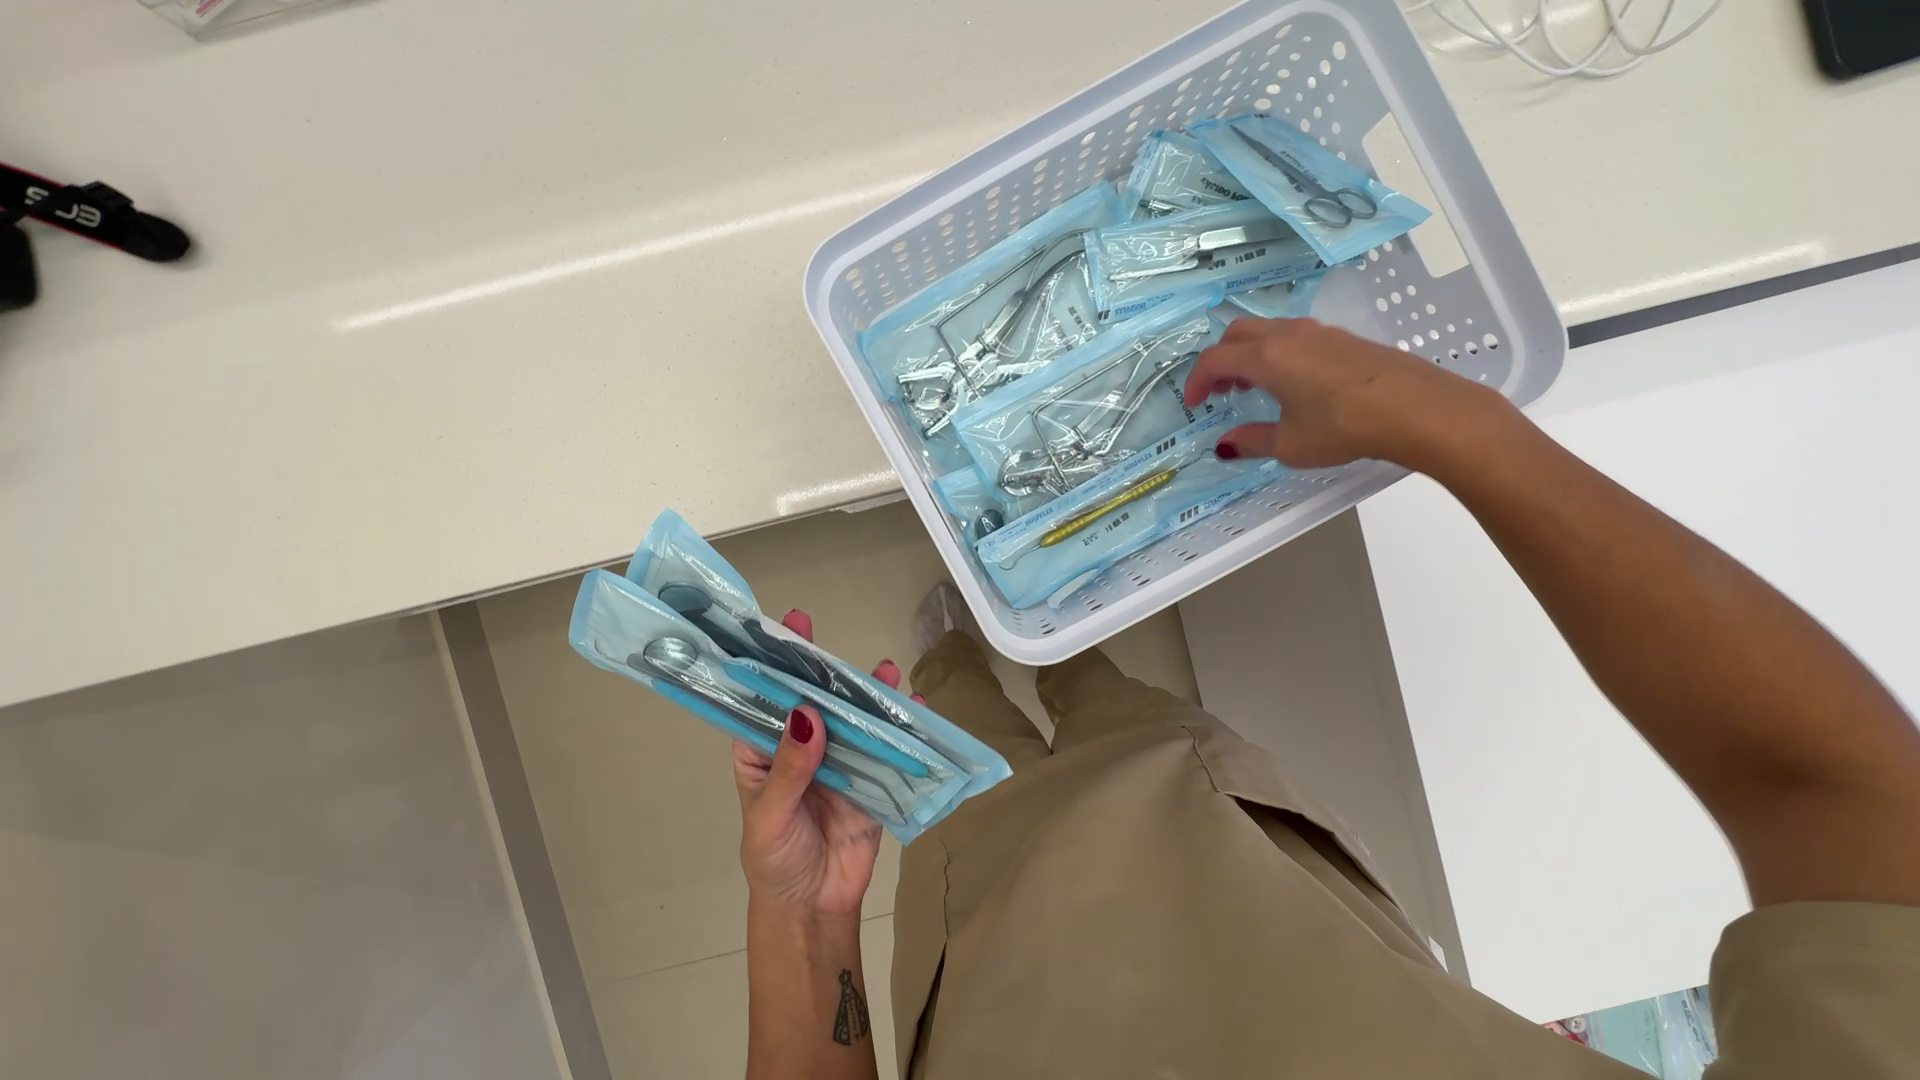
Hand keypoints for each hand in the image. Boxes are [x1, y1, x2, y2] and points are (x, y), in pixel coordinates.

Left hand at [732, 610, 914, 916]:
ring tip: (887, 671)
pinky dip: (901, 731)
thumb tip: (809, 713)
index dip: (777, 663)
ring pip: (854, 720)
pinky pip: (886, 751)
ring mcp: (839, 763)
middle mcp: (802, 749)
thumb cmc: (774, 860)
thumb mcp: (769, 815)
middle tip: (835, 643)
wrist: (814, 908)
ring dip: (868, 696)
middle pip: (815, 701)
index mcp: (764, 752)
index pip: (767, 699)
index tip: (790, 627)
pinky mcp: (871, 782)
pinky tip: (915, 709)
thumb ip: (789, 767)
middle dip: (825, 672)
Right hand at [1182, 317, 1511, 469]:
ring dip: (1250, 355)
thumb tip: (1225, 444)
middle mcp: (1288, 336)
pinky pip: (1295, 337)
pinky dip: (1277, 354)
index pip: (1215, 360)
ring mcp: (1319, 333)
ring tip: (1254, 387)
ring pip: (1268, 331)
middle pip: (1238, 334)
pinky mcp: (1344, 340)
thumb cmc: (1344, 428)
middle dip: (1220, 360)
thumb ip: (1252, 441)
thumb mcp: (1290, 445)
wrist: (1417, 409)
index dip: (1196, 381)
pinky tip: (1293, 383)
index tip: (1194, 405)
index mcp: (1266, 358)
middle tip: (1220, 391)